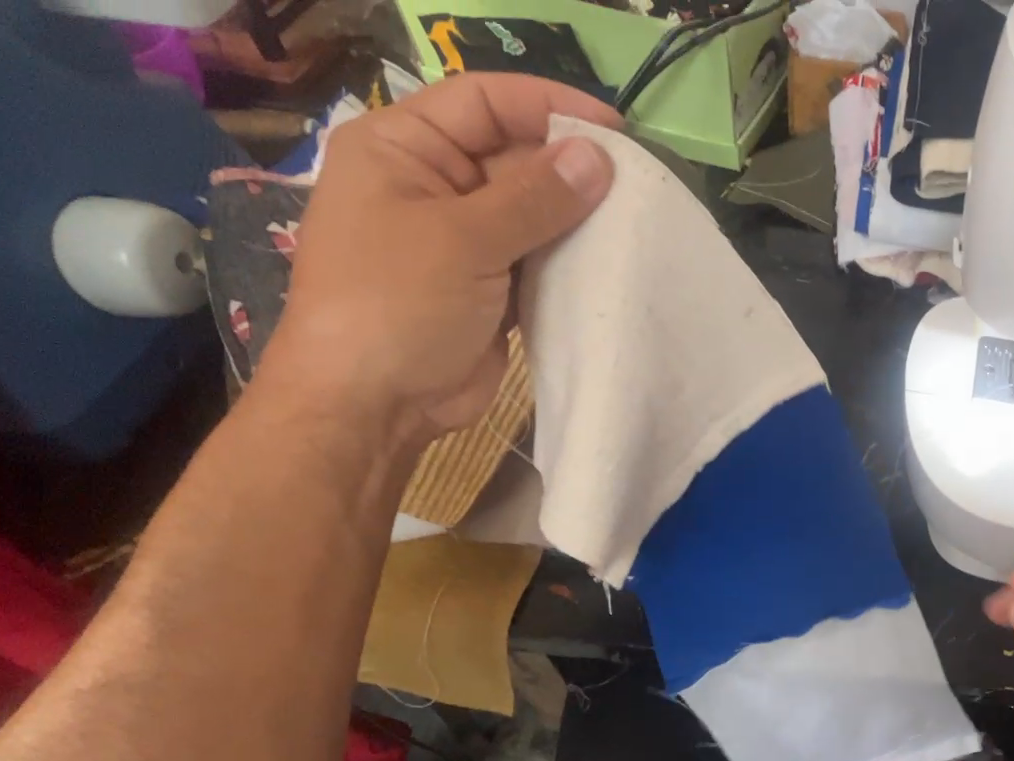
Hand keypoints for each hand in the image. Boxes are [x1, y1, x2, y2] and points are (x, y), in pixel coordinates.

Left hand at [260, 74, 620, 443]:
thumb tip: (599, 157)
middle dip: (571, 167)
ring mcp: (464, 239)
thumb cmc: (396, 304)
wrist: (375, 404)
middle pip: (514, 155)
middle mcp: (433, 184)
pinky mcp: (491, 286)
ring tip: (634, 221)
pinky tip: (611, 260)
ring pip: (534, 211)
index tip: (615, 129)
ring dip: (578, 217)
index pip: (484, 102)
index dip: (548, 106)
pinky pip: (539, 258)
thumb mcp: (462, 239)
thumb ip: (535, 197)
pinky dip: (571, 259)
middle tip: (637, 184)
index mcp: (402, 148)